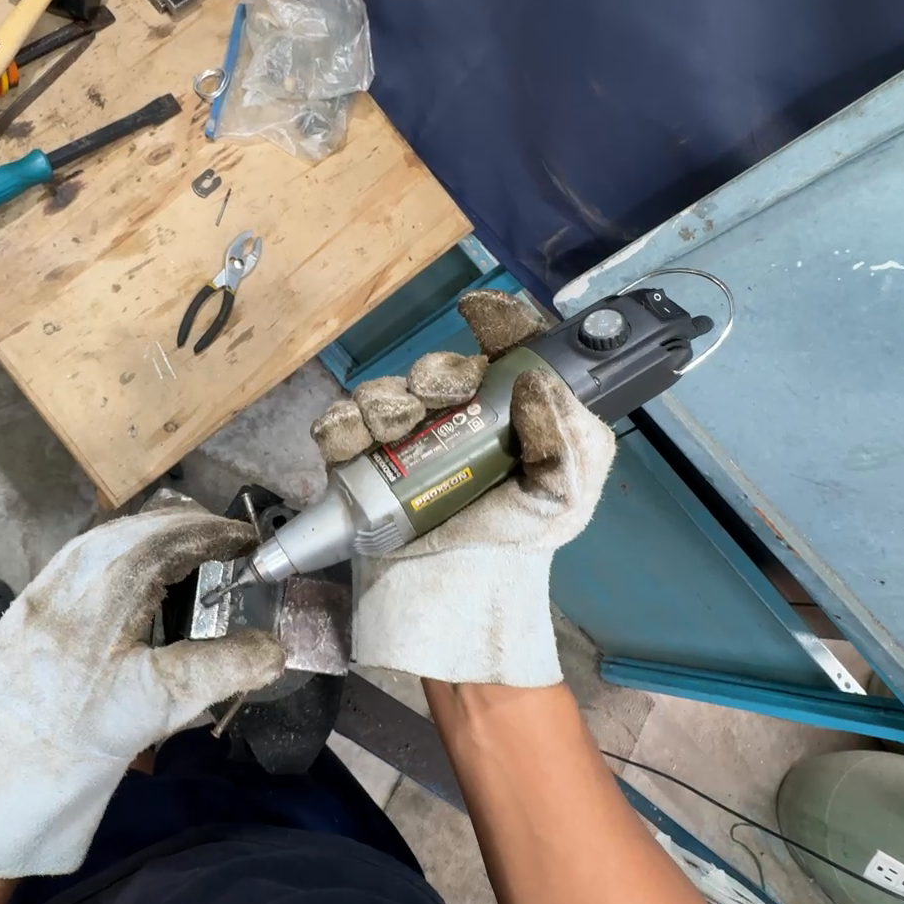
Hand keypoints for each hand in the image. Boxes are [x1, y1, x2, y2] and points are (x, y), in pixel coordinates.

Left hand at [0, 496, 285, 878]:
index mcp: (100, 596)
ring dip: (151, 538)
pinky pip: (78, 560)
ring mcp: (39, 589)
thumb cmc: (83, 746)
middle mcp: (64, 578)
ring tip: (187, 555)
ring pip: (103, 540)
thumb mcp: (156, 707)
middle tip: (225, 546)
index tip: (247, 541)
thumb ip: (219, 669)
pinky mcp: (23, 607)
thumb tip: (276, 648)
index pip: (167, 540)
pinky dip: (118, 554)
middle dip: (185, 529)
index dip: (213, 534)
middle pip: (134, 529)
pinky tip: (133, 577)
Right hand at [310, 290, 615, 686]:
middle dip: (433, 375)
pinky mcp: (360, 459)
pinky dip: (341, 426)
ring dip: (385, 403)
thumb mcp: (564, 493)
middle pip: (432, 369)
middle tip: (438, 400)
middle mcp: (452, 415)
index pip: (502, 349)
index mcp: (505, 411)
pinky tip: (355, 442)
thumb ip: (565, 439)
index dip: (493, 322)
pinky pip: (338, 426)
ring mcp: (400, 438)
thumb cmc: (515, 537)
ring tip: (394, 433)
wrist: (453, 589)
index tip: (477, 313)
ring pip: (381, 393)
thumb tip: (533, 383)